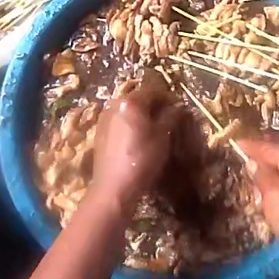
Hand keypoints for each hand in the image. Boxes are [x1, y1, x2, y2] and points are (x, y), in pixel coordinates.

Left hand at [87, 84, 180, 208]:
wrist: (114, 187)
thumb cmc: (142, 159)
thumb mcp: (162, 137)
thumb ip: (170, 116)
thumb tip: (177, 106)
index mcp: (131, 102)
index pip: (153, 90)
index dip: (168, 97)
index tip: (179, 107)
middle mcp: (114, 105)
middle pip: (137, 98)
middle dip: (153, 105)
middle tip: (167, 118)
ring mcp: (104, 118)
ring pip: (127, 110)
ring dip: (140, 115)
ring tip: (152, 128)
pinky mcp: (99, 133)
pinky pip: (118, 121)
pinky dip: (129, 124)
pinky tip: (136, 138)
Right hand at [238, 138, 278, 278]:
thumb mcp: (272, 198)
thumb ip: (261, 176)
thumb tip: (254, 162)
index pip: (271, 148)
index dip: (252, 147)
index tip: (236, 143)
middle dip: (264, 163)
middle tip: (245, 169)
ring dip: (275, 176)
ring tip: (258, 187)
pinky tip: (277, 196)